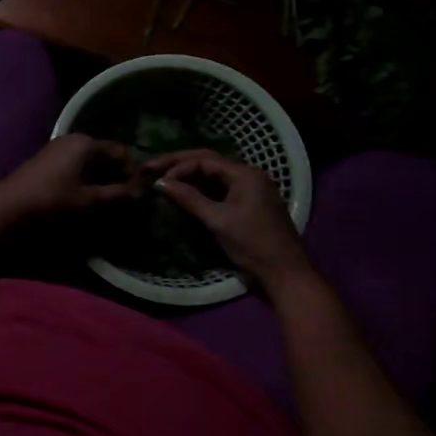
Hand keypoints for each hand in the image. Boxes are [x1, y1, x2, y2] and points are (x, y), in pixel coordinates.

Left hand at [0, 134, 140, 217]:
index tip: (134, 194)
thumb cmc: (53, 200)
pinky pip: (76, 162)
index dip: (132, 173)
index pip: (122, 153)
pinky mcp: (48, 157)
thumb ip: (118, 195)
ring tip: (102, 200)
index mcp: (87, 144)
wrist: (10, 205)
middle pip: (106, 154)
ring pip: (90, 159)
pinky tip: (81, 195)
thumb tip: (141, 192)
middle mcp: (75, 138)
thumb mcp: (90, 200)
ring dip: (100, 177)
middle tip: (119, 199)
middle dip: (116, 175)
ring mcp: (59, 146)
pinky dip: (85, 176)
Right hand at [147, 149, 311, 285]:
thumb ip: (189, 199)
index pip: (205, 160)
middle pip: (208, 163)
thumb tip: (161, 183)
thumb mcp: (218, 220)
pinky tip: (183, 195)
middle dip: (179, 165)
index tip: (158, 181)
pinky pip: (219, 191)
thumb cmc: (253, 245)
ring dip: (188, 177)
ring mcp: (248, 191)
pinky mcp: (246, 206)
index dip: (178, 167)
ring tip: (163, 179)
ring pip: (213, 177)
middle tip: (151, 166)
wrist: (284, 275)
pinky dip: (200, 191)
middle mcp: (248, 176)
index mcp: (245, 174)